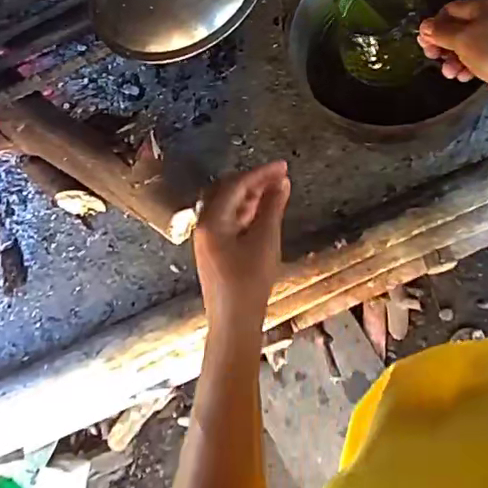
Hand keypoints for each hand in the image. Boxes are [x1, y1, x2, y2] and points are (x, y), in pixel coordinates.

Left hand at [194, 161, 290, 338]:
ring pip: (229, 206)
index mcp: (212, 221)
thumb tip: (281, 182)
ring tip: (277, 190)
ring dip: (252, 195)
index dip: (261, 173)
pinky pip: (230, 220)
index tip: (283, 166)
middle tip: (280, 176)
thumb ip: (273, 207)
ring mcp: (208, 238)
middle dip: (254, 181)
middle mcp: (204, 225)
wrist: (234, 321)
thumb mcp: (266, 240)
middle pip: (228, 192)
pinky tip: (264, 211)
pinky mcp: (215, 250)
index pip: (237, 185)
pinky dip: (248, 211)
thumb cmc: (249, 282)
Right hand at [419, 0, 487, 106]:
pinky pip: (480, 61)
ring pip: (469, 47)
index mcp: (484, 6)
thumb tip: (425, 27)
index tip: (424, 42)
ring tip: (449, 74)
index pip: (450, 10)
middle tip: (432, 58)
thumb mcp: (463, 39)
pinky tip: (463, 77)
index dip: (434, 25)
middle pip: (459, 29)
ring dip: (454, 60)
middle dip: (443, 45)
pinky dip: (469, 67)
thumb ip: (441, 32)